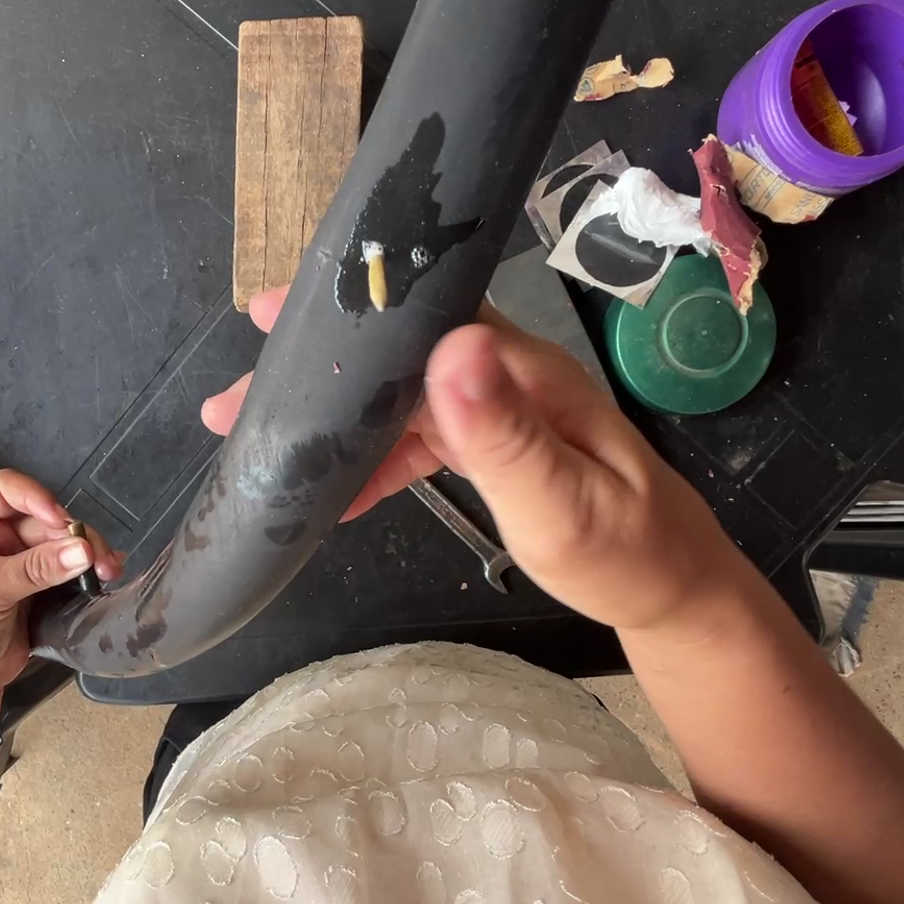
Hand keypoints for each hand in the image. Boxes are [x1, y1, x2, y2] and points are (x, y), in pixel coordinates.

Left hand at [0, 470, 121, 701]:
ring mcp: (21, 560)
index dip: (34, 497)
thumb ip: (37, 569)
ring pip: (62, 541)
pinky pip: (71, 566)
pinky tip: (109, 575)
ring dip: (88, 552)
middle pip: (44, 516)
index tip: (60, 521)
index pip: (5, 489)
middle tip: (96, 557)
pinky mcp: (42, 584)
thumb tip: (84, 550)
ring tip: (108, 571)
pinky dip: (90, 568)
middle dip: (72, 534)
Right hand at [201, 286, 742, 631]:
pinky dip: (369, 461)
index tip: (271, 319)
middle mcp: (498, 373)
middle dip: (313, 372)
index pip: (418, 322)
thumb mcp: (564, 503)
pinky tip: (332, 492)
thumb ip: (507, 435)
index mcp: (518, 370)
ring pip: (392, 398)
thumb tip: (451, 348)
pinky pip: (412, 438)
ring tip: (260, 443)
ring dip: (329, 419)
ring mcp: (489, 406)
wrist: (667, 584)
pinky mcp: (484, 440)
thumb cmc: (625, 550)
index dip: (344, 318)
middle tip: (236, 398)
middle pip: (391, 357)